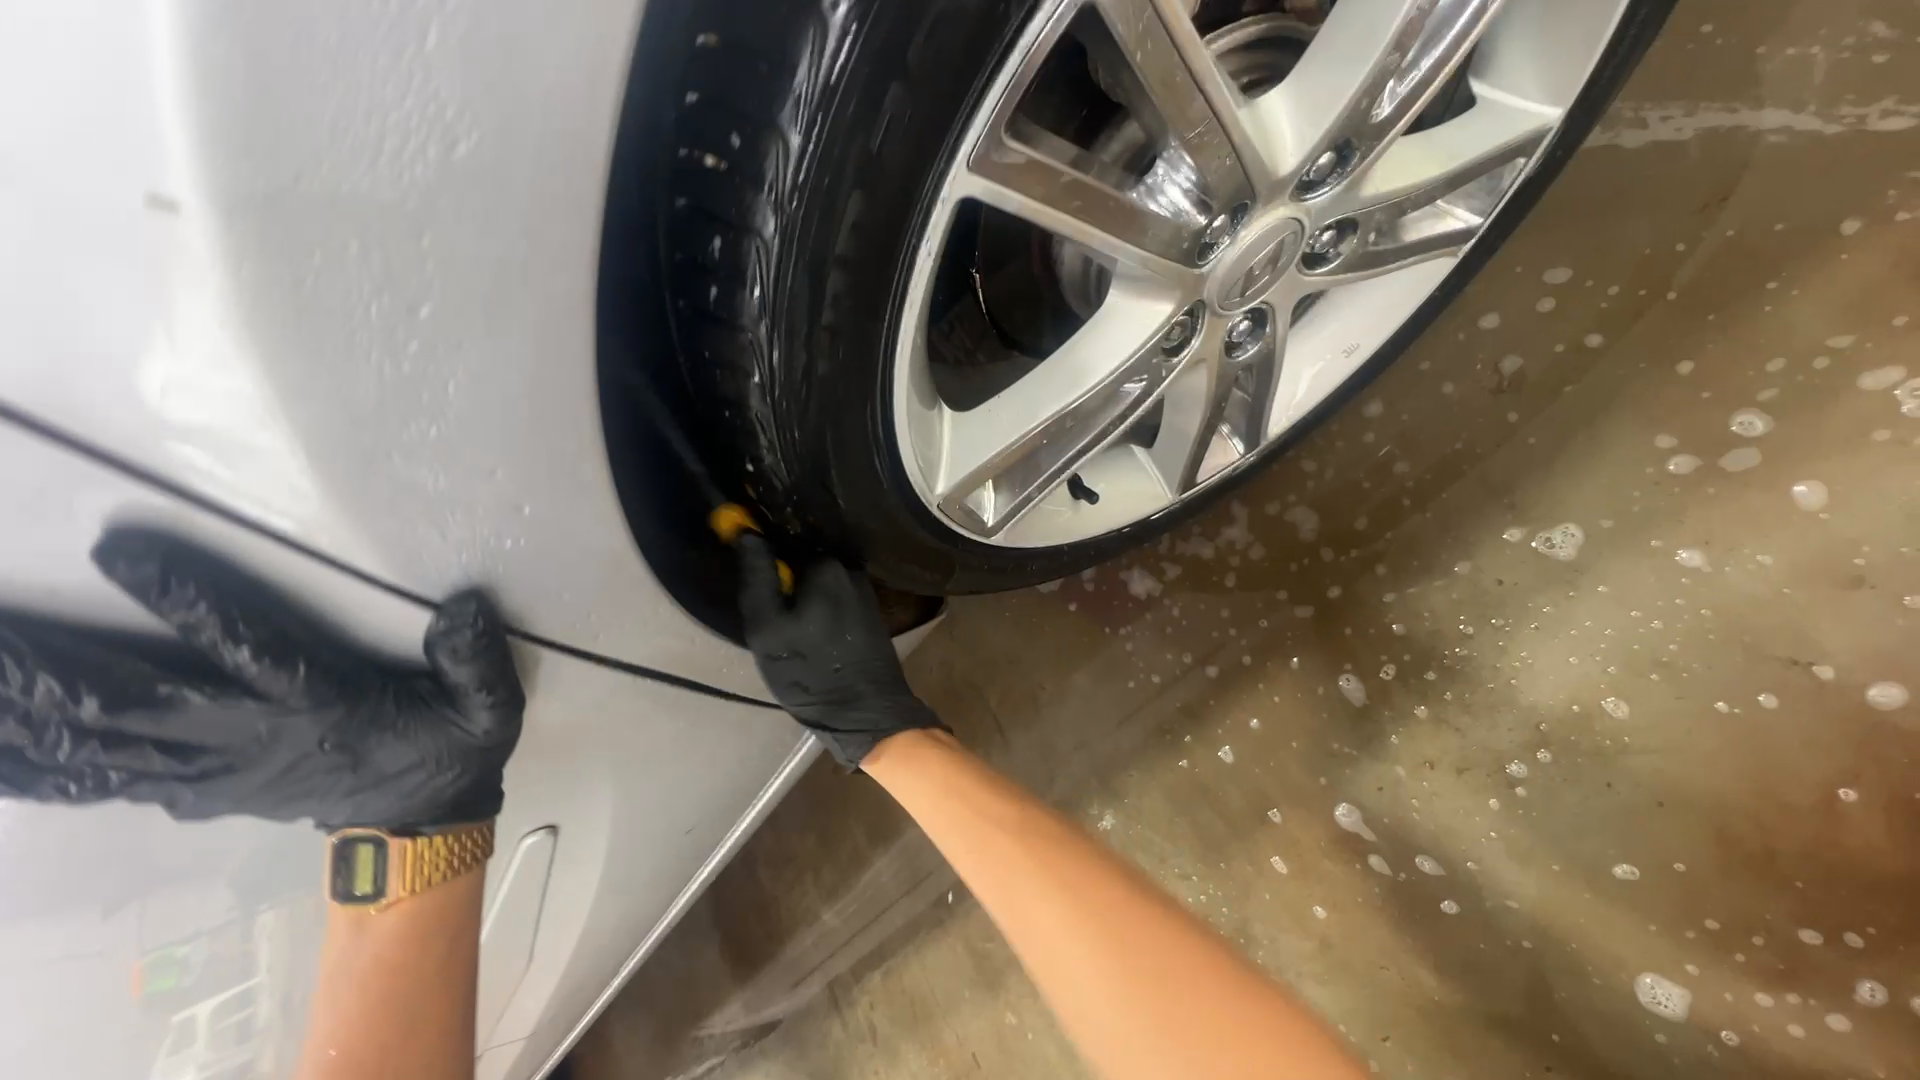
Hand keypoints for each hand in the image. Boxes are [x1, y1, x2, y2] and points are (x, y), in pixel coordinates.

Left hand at [0, 527, 524, 829]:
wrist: (421, 824)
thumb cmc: (449, 751)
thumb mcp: (490, 709)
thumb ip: (476, 661)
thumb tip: (465, 606)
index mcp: (323, 708)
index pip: (247, 649)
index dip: (185, 602)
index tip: (117, 553)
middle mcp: (252, 739)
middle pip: (130, 701)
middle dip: (43, 664)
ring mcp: (214, 770)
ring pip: (97, 741)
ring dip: (21, 709)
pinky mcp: (197, 789)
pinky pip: (98, 778)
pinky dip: (34, 765)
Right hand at [735, 535, 944, 766]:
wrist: (866, 712)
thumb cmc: (810, 672)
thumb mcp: (768, 628)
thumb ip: (757, 577)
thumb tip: (747, 533)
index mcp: (826, 565)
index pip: (783, 542)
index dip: (762, 557)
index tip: (751, 581)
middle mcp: (851, 569)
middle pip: (802, 562)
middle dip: (784, 579)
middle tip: (768, 613)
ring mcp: (864, 590)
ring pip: (819, 582)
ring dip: (801, 595)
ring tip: (789, 625)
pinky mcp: (870, 611)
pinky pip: (833, 597)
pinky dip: (818, 607)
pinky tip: (811, 632)